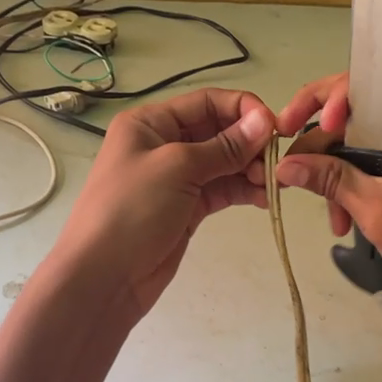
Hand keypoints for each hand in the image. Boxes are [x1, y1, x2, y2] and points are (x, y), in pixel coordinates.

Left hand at [45, 88, 274, 320]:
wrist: (103, 279)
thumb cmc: (131, 210)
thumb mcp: (177, 168)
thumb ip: (224, 146)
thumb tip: (265, 121)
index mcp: (150, 122)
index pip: (206, 102)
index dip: (243, 109)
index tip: (275, 127)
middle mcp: (163, 143)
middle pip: (218, 131)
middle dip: (251, 142)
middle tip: (278, 161)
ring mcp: (176, 178)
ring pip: (224, 162)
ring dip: (251, 168)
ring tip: (274, 183)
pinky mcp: (187, 207)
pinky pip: (222, 189)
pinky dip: (244, 191)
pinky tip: (266, 198)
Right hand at [273, 74, 381, 327]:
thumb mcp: (379, 211)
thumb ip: (330, 180)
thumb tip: (283, 166)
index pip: (372, 83)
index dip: (329, 96)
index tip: (297, 123)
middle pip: (367, 111)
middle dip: (325, 139)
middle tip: (292, 163)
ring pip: (370, 142)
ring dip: (340, 169)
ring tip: (323, 207)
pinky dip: (360, 184)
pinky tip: (344, 220)